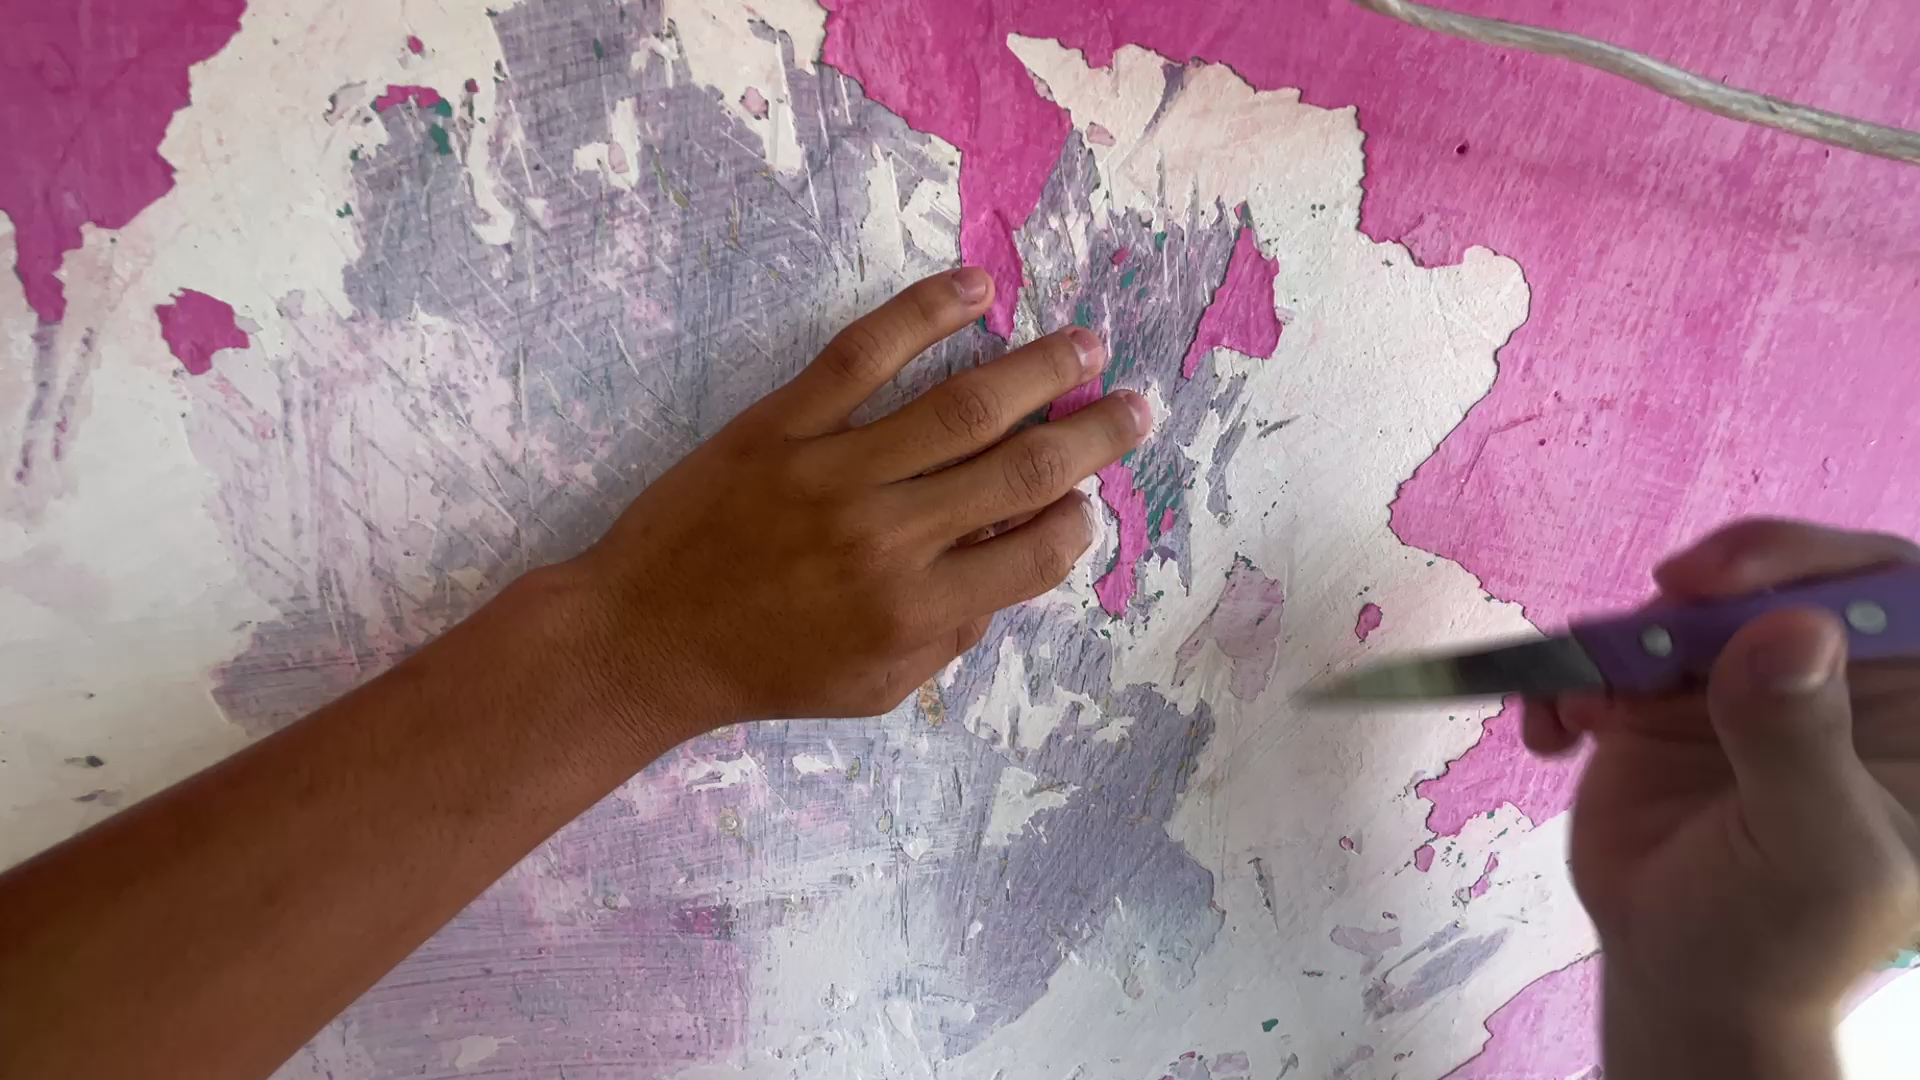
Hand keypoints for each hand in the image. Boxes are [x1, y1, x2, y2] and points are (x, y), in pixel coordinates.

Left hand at [565, 268, 1148, 730]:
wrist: (643, 639)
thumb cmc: (767, 672)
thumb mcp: (877, 688)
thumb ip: (956, 635)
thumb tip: (1018, 566)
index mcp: (917, 611)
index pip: (1036, 553)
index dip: (1077, 522)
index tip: (1085, 501)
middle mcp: (890, 537)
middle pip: (1020, 470)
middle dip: (1095, 438)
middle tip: (1138, 407)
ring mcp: (834, 470)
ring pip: (959, 405)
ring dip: (1038, 370)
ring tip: (1088, 347)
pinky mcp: (781, 423)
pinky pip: (862, 355)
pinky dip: (923, 314)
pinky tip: (975, 290)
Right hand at [1528, 520, 1919, 1076]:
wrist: (1676, 967)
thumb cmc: (1779, 929)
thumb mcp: (1811, 848)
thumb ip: (1797, 741)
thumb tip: (1788, 629)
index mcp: (1907, 714)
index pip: (1887, 591)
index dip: (1806, 560)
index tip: (1711, 578)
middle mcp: (1819, 689)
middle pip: (1754, 589)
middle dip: (1680, 604)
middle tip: (1627, 631)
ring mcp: (1725, 694)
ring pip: (1657, 621)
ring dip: (1599, 657)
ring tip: (1578, 719)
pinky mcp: (1646, 708)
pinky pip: (1589, 663)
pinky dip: (1554, 691)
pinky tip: (1551, 738)